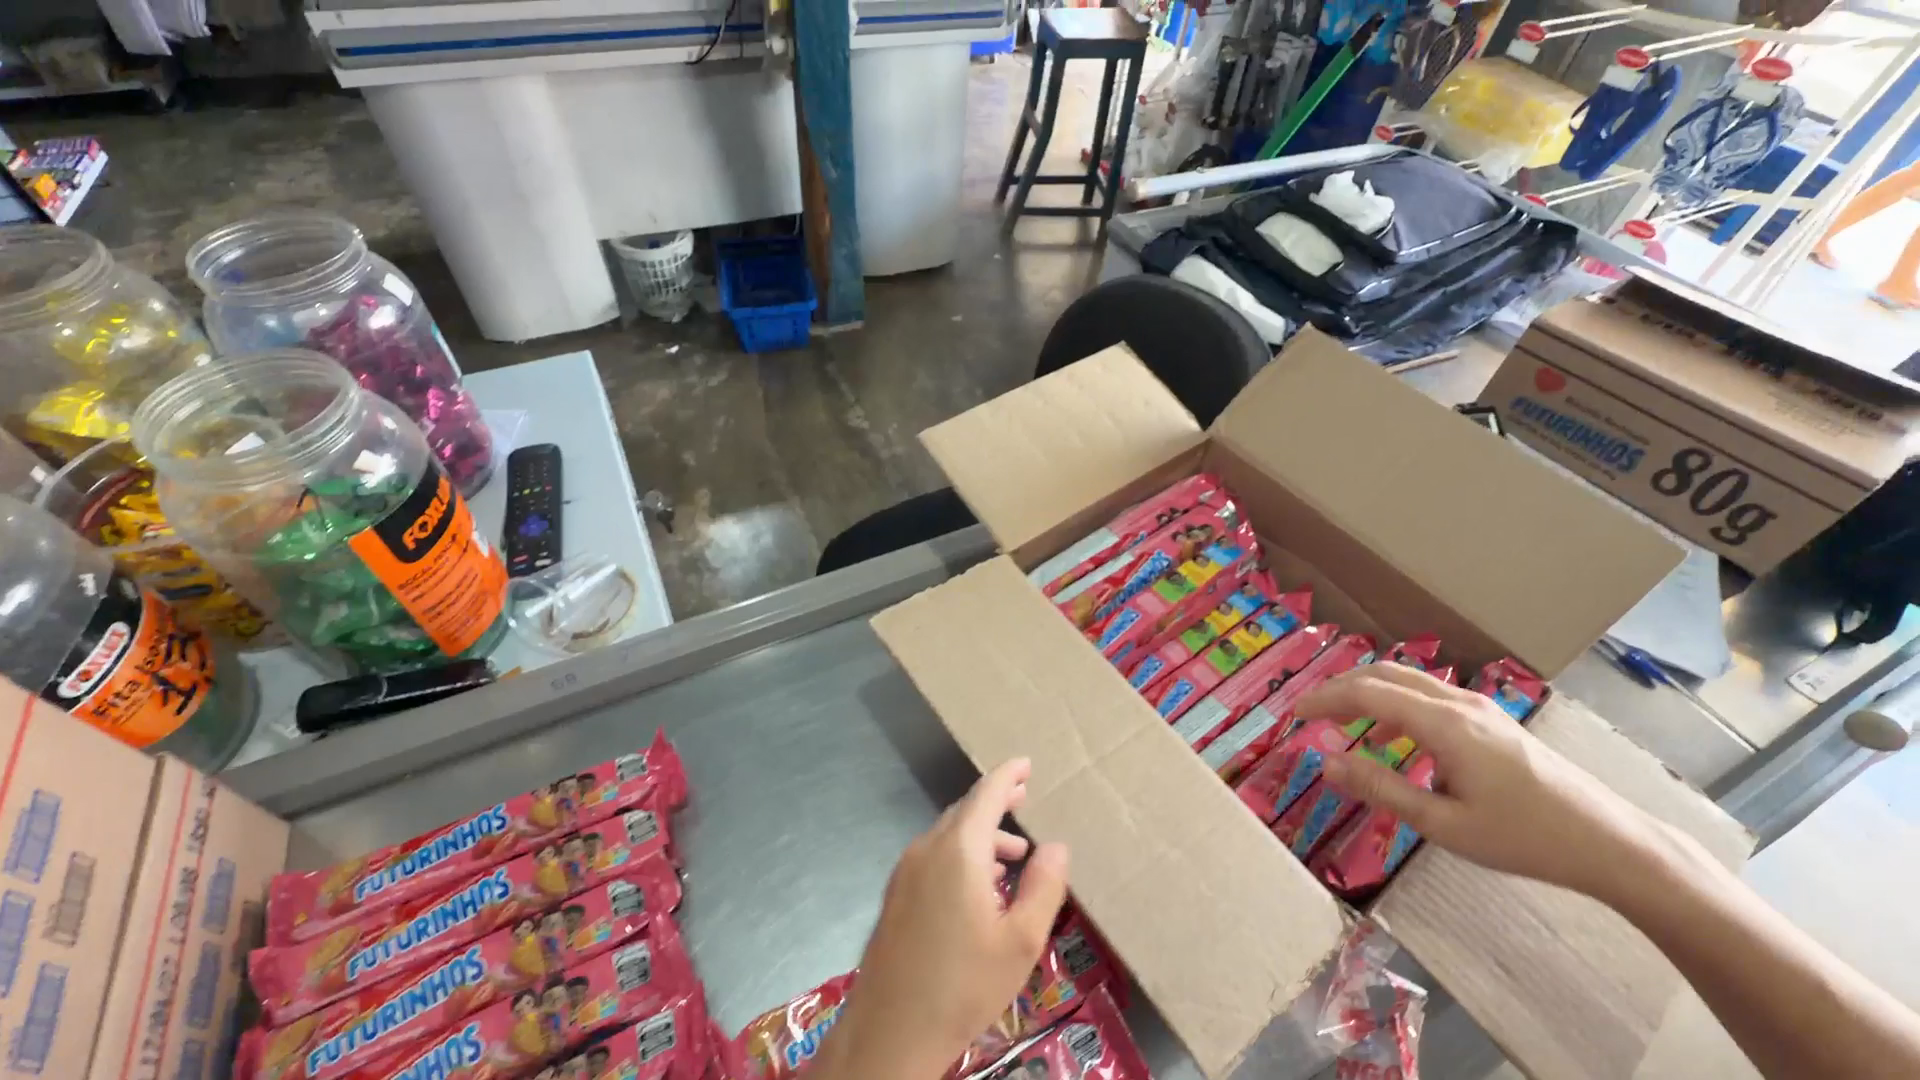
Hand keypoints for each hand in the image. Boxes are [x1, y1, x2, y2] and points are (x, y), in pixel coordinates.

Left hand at [817, 759, 1070, 1079]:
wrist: (891, 1029)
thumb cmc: (964, 984)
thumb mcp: (1021, 941)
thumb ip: (1043, 887)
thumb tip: (1055, 846)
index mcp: (958, 850)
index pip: (985, 795)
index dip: (1008, 776)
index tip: (1026, 763)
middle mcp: (926, 849)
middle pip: (965, 812)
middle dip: (996, 804)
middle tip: (1024, 800)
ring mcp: (905, 872)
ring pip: (948, 836)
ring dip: (981, 837)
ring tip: (1014, 859)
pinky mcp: (895, 895)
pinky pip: (934, 857)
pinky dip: (961, 855)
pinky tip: (980, 888)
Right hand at [1295, 663, 1664, 898]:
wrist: (1610, 842)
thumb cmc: (1524, 838)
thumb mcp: (1443, 824)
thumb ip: (1381, 789)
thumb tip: (1326, 763)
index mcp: (1444, 724)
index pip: (1367, 694)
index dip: (1324, 699)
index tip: (1292, 714)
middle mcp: (1459, 703)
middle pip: (1385, 674)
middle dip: (1340, 687)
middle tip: (1309, 712)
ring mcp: (1480, 708)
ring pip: (1408, 681)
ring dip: (1367, 693)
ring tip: (1340, 722)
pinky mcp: (1492, 720)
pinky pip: (1429, 696)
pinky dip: (1395, 704)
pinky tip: (1392, 739)